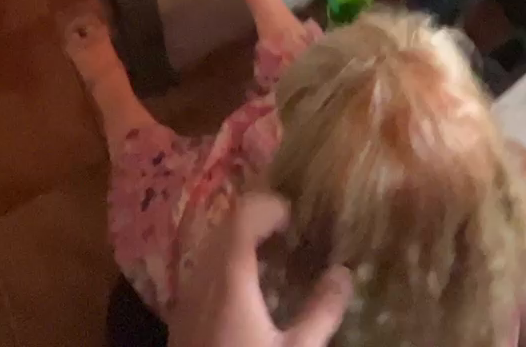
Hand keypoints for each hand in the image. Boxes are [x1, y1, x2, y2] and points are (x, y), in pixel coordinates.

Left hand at [168, 192, 352, 346]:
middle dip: (258, 219)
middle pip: (225, 225)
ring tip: (274, 258)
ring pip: (212, 247)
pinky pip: (204, 271)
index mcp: (230, 279)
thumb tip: (343, 271)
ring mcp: (187, 300)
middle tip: (291, 232)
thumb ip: (321, 311)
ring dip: (241, 241)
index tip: (298, 217)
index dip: (270, 206)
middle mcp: (202, 280)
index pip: (243, 215)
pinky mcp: (182, 320)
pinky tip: (249, 290)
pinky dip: (227, 264)